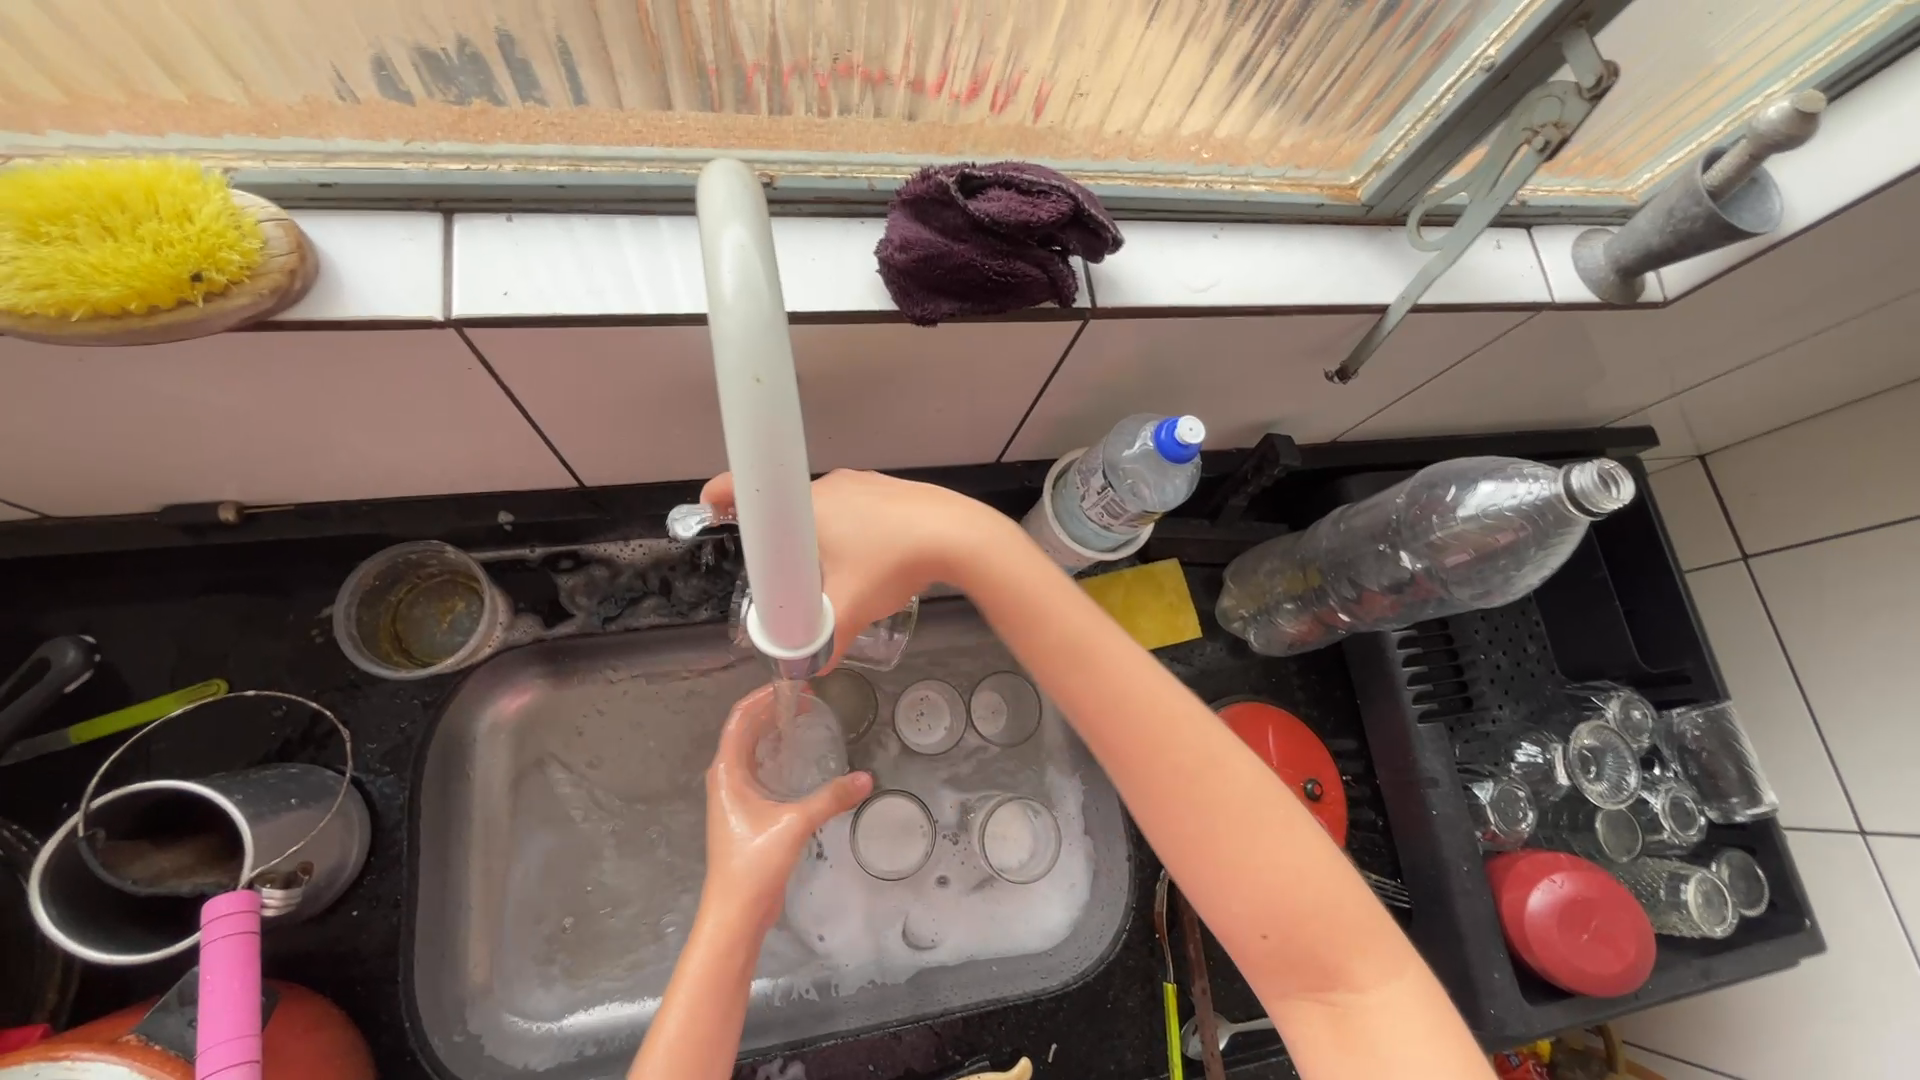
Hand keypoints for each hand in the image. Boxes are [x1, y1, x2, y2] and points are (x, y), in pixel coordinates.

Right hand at [700, 469, 1014, 657]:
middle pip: (790, 507)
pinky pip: (858, 506)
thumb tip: (809, 670)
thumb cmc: (892, 562)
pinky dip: (854, 528)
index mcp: (807, 503)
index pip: (748, 489)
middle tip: (790, 573)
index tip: (710, 510)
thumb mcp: (851, 607)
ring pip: (827, 507)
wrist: (959, 535)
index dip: (722, 498)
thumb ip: (823, 642)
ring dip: (822, 534)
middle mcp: (831, 483)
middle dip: (785, 538)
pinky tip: (873, 556)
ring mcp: (865, 481)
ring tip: (837, 570)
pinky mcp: (892, 488)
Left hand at [704, 684, 872, 929]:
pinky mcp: (743, 812)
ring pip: (750, 750)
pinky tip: (799, 759)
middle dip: (771, 711)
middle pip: (744, 730)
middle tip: (807, 700)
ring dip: (772, 731)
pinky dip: (775, 755)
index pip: (739, 719)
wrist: (735, 913)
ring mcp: (732, 796)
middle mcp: (725, 778)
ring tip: (805, 720)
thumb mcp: (795, 824)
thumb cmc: (754, 863)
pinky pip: (757, 769)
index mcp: (726, 772)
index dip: (762, 697)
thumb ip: (831, 798)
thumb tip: (867, 778)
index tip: (793, 686)